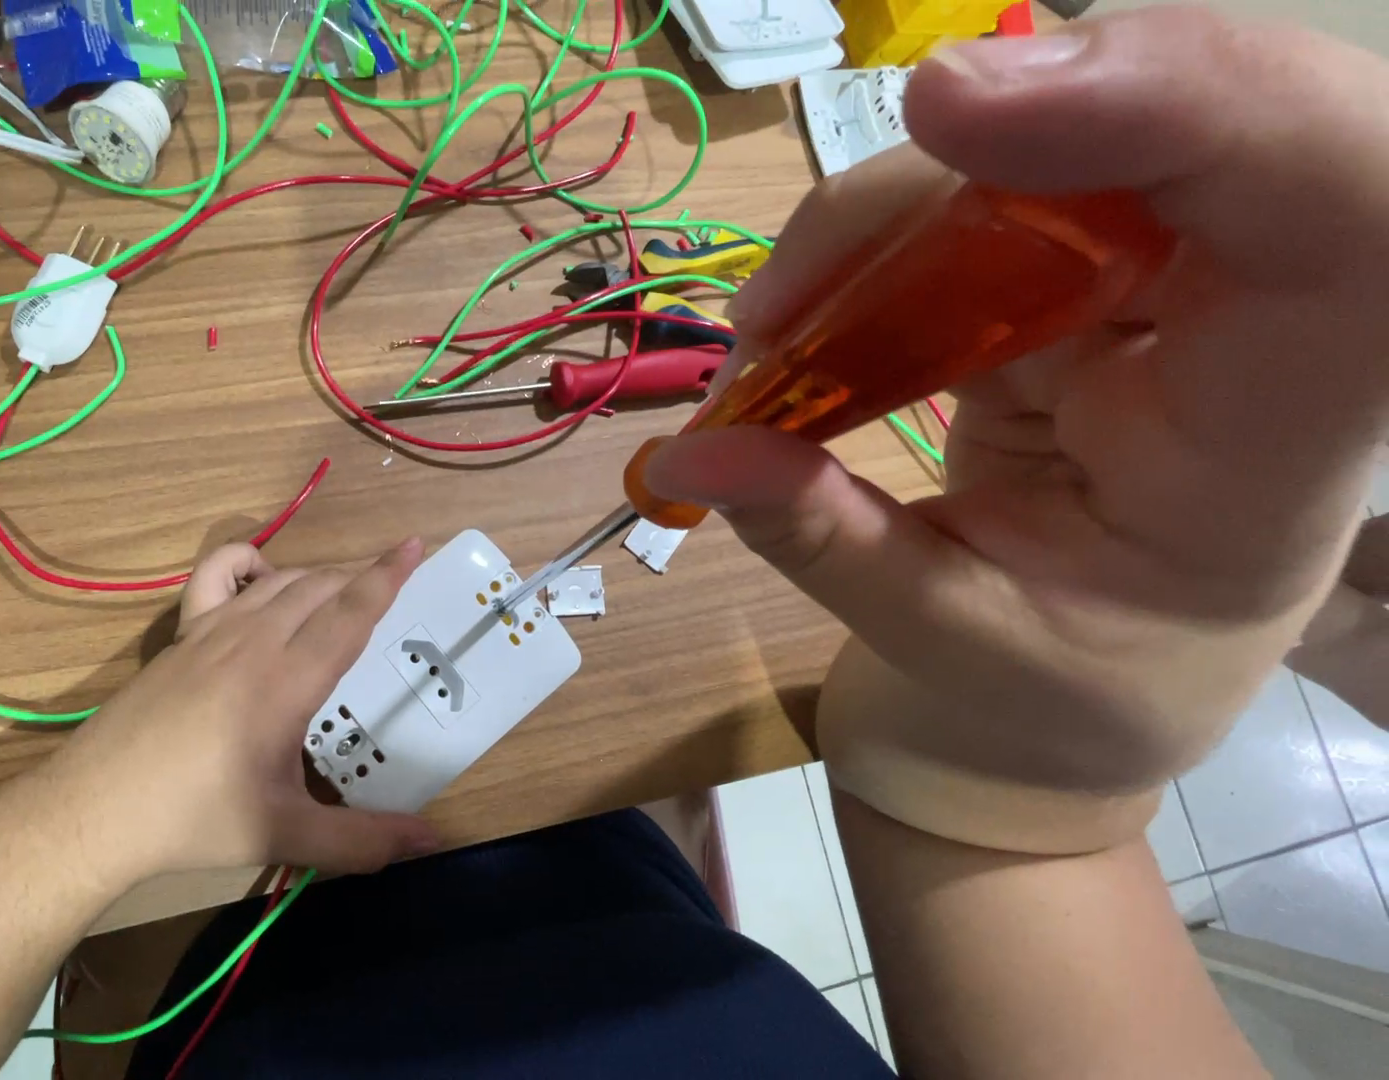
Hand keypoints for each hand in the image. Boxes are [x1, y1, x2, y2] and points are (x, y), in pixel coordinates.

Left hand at [37, 539, 438, 882]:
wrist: (96, 809)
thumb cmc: (195, 820)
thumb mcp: (285, 835)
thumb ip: (363, 841)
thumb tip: (434, 843)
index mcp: (287, 681)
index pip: (350, 612)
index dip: (388, 576)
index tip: (417, 545)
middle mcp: (254, 641)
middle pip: (320, 587)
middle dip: (361, 577)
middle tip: (391, 587)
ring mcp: (211, 631)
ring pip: (279, 581)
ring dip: (319, 578)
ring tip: (344, 591)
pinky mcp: (181, 636)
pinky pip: (215, 576)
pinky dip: (246, 562)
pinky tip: (261, 576)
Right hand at [645, 8, 1388, 852]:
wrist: (1055, 711)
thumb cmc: (1039, 701)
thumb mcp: (935, 638)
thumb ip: (820, 540)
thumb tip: (691, 454)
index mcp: (1271, 449)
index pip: (1342, 213)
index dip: (1186, 104)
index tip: (951, 107)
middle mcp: (1243, 342)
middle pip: (1145, 155)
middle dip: (932, 195)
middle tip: (774, 301)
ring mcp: (1151, 311)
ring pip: (1035, 173)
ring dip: (868, 237)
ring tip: (761, 344)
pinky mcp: (1061, 306)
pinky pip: (968, 230)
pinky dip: (859, 267)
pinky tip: (794, 332)